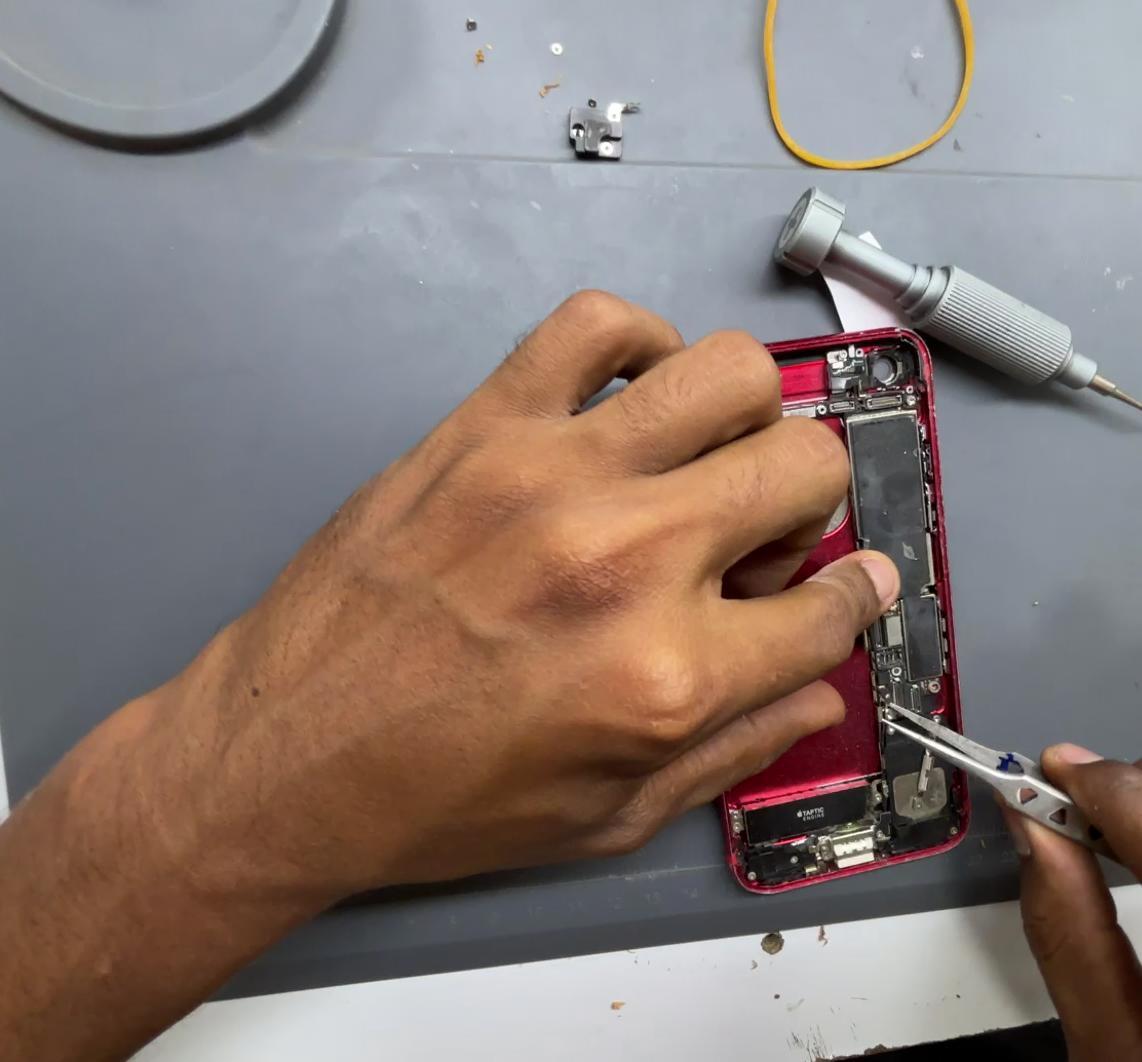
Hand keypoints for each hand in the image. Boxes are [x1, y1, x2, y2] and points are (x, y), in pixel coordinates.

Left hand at [78, 291, 898, 908]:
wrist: (285, 755)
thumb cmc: (451, 803)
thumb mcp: (615, 817)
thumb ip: (742, 748)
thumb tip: (828, 682)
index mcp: (673, 677)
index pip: (833, 609)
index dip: (857, 599)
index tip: (850, 588)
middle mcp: (632, 560)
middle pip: (807, 467)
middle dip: (813, 505)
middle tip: (758, 535)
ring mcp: (556, 474)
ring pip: (729, 373)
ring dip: (749, 417)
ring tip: (701, 461)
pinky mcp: (486, 424)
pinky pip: (597, 325)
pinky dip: (640, 345)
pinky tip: (630, 399)